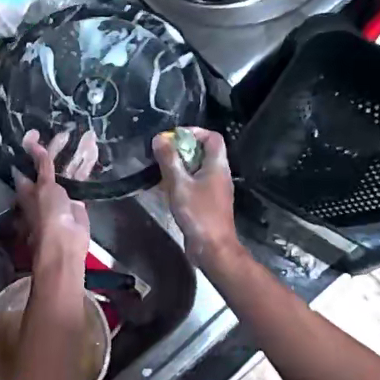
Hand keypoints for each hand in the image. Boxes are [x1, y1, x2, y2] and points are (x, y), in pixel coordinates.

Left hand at [15, 128, 97, 274]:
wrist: (65, 243)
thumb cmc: (47, 215)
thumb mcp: (43, 186)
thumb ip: (43, 165)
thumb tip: (33, 144)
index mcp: (26, 187)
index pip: (25, 162)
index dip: (30, 147)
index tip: (36, 131)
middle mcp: (41, 189)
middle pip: (48, 164)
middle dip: (56, 147)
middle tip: (66, 131)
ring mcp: (60, 194)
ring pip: (67, 169)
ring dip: (74, 153)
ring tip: (85, 134)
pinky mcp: (76, 199)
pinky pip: (81, 178)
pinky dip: (86, 165)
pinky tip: (93, 149)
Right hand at [153, 128, 239, 265]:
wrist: (213, 248)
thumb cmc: (198, 214)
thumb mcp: (179, 185)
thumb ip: (169, 160)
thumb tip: (159, 139)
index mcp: (218, 166)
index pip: (213, 137)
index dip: (194, 132)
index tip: (174, 137)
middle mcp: (220, 174)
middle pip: (204, 152)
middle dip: (183, 149)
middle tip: (163, 153)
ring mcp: (215, 189)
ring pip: (199, 169)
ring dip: (181, 166)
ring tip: (161, 169)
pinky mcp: (209, 203)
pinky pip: (196, 183)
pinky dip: (183, 181)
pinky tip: (167, 188)